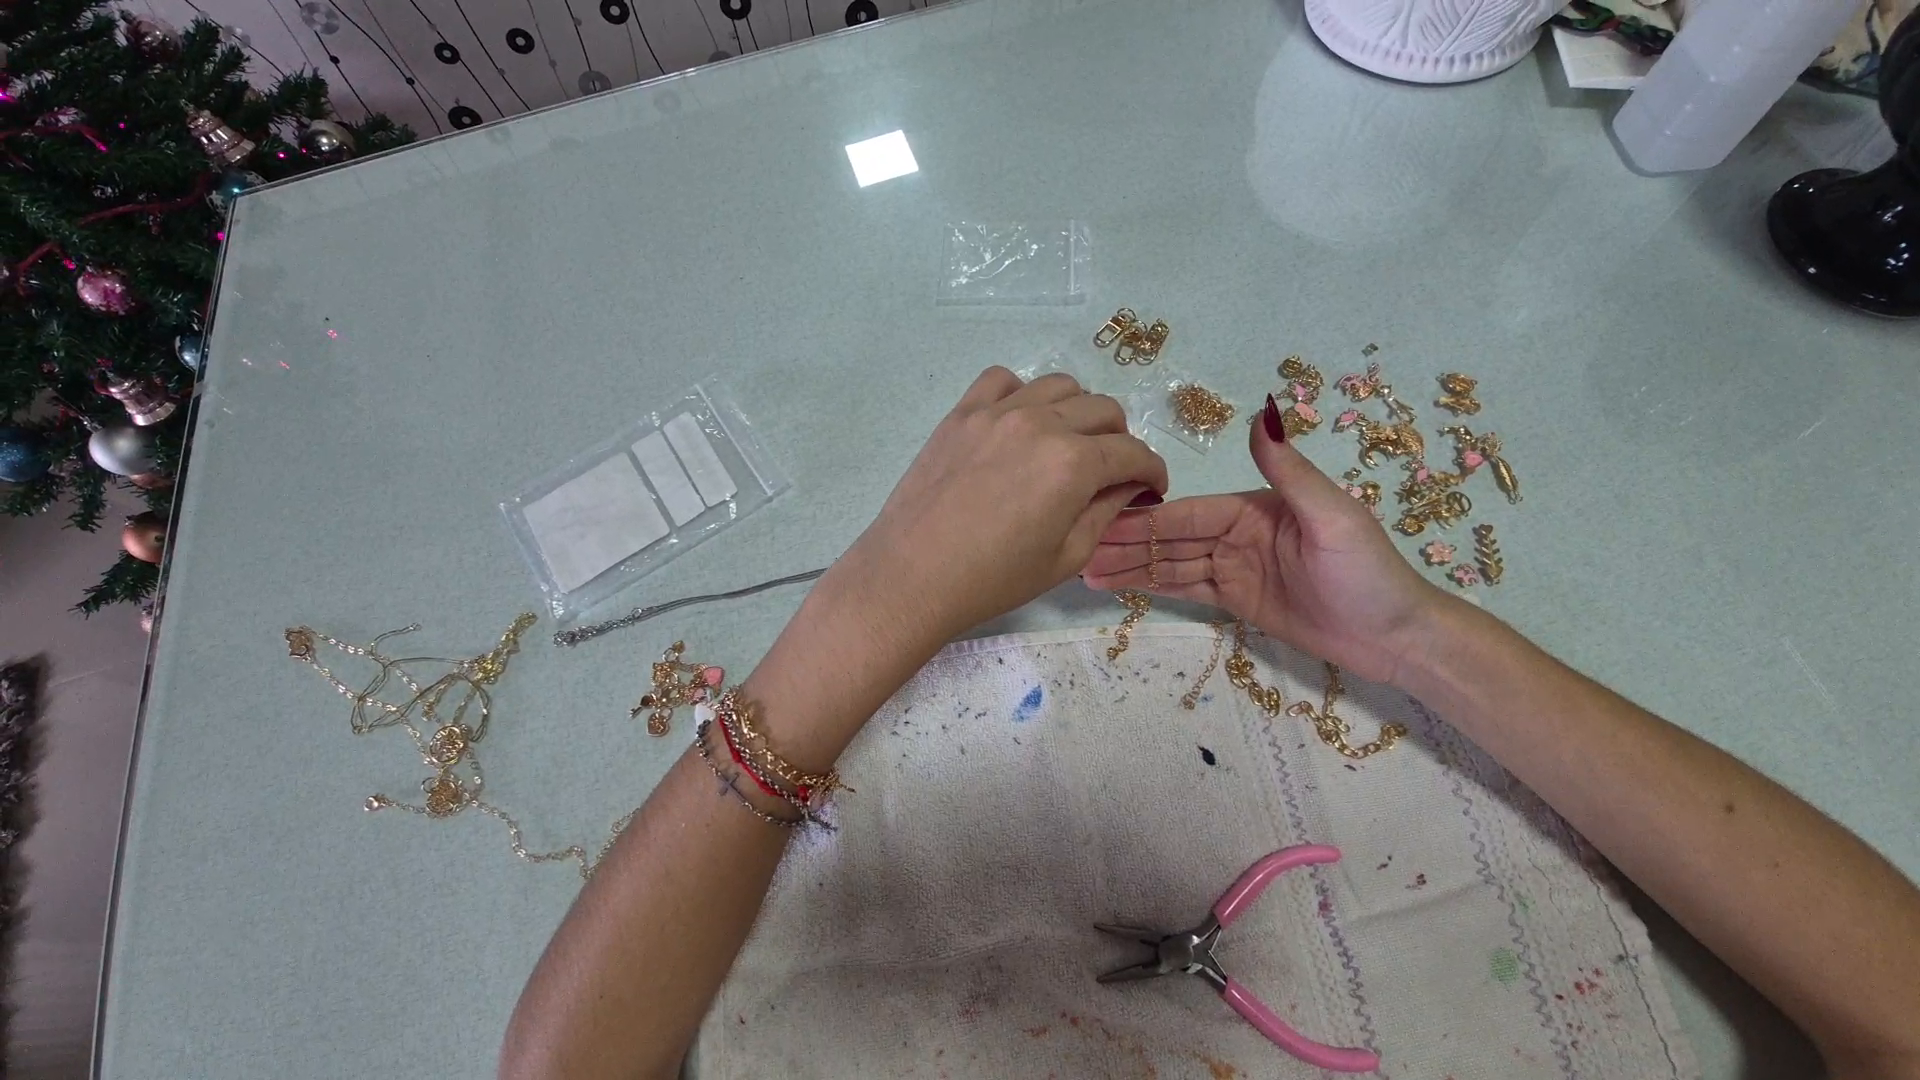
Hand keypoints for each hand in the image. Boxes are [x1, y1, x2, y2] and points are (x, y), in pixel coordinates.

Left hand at [840, 367, 1167, 647]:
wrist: (911, 577)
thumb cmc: (992, 580)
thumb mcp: (1065, 557)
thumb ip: (1105, 512)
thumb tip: (1129, 486)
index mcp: (1073, 463)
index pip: (1133, 452)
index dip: (1152, 471)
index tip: (1151, 487)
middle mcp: (1041, 423)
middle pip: (1103, 411)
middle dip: (1120, 441)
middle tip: (1110, 473)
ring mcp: (997, 412)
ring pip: (1059, 386)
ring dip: (1077, 412)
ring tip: (1067, 444)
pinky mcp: (961, 413)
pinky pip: (1002, 379)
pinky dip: (1022, 393)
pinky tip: (1018, 423)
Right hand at [1082, 395, 1447, 685]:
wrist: (1395, 637)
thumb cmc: (1369, 573)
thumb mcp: (1333, 517)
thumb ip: (1290, 471)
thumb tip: (1259, 415)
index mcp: (1253, 508)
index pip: (1188, 513)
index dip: (1145, 520)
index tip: (1102, 521)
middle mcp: (1236, 533)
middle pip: (1171, 538)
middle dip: (1125, 544)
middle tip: (1077, 552)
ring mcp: (1233, 568)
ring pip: (1171, 564)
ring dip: (1130, 566)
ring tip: (1085, 572)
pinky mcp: (1236, 600)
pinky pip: (1185, 589)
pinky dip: (1152, 586)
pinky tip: (1120, 585)